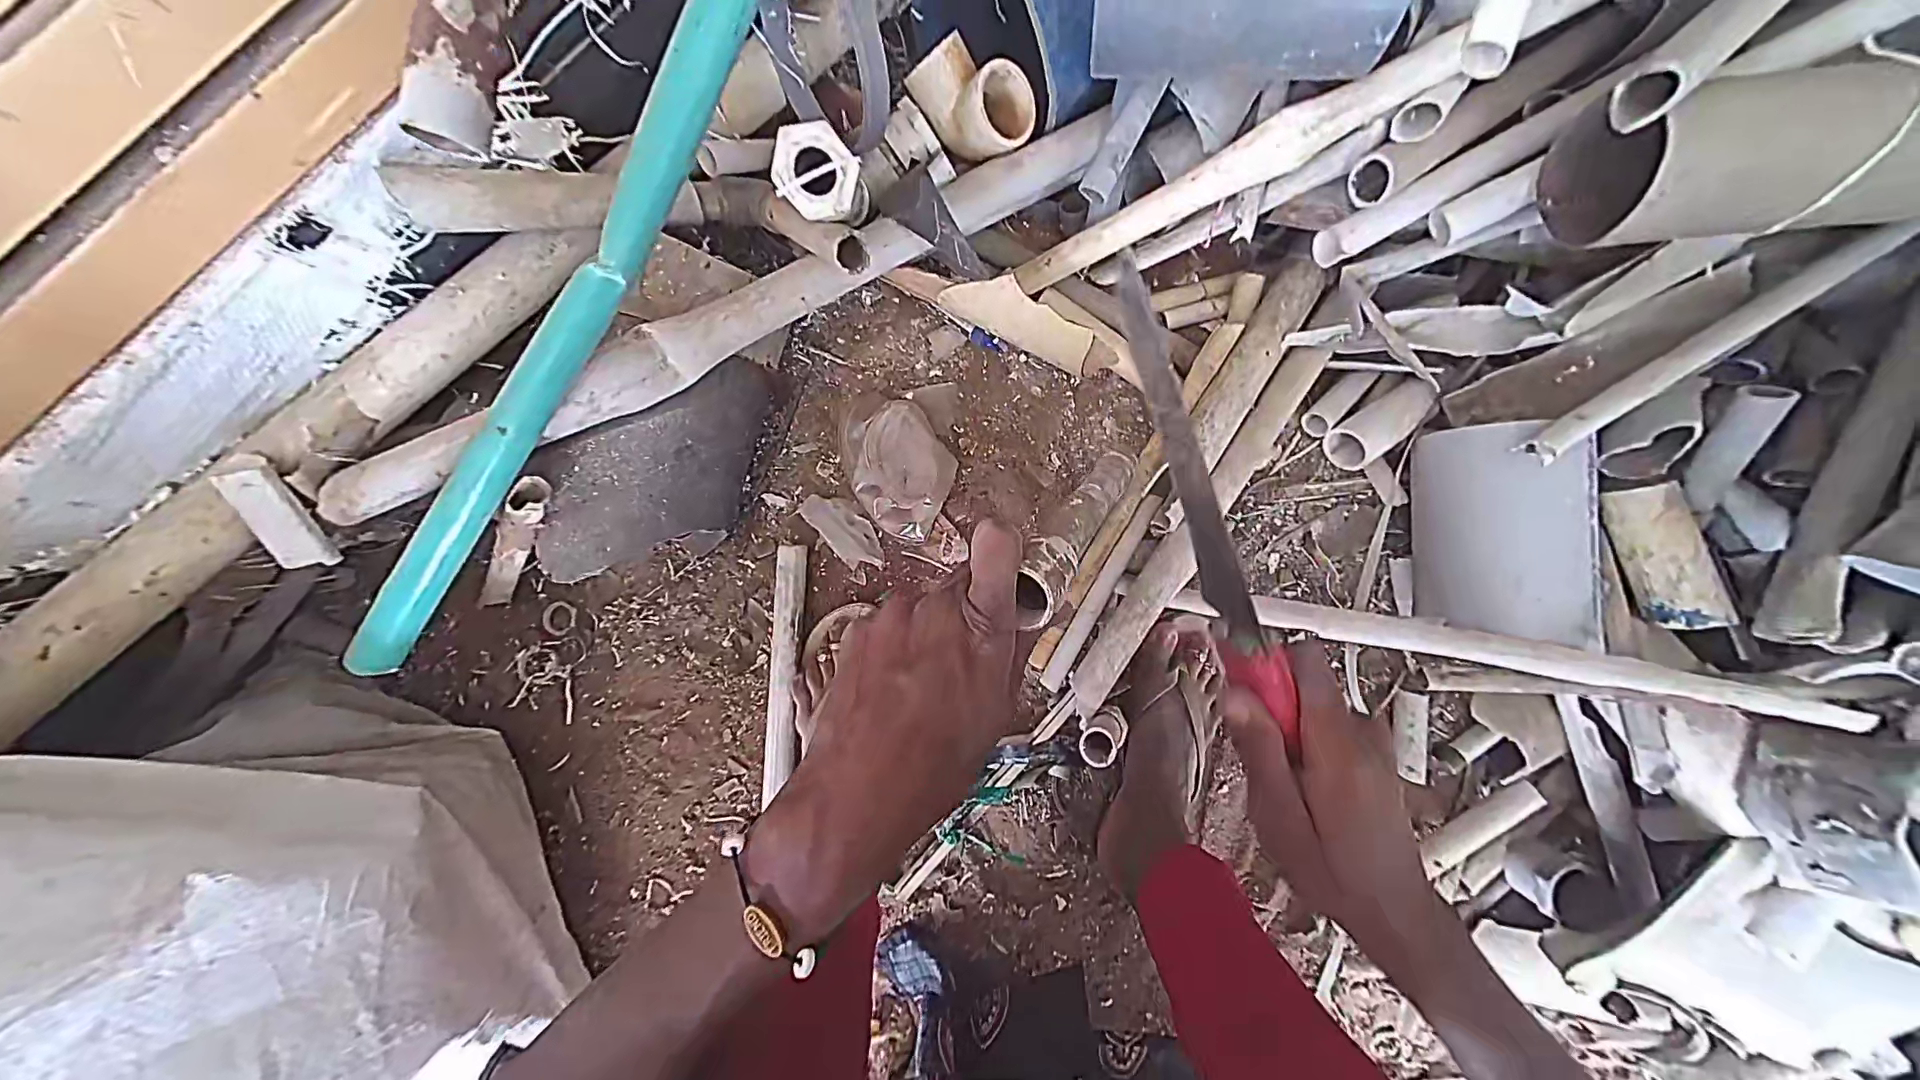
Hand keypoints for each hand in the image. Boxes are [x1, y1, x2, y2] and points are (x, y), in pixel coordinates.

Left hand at [743, 519, 1022, 941]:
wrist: (857, 792)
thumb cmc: (931, 763)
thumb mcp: (995, 712)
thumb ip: (1008, 653)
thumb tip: (1015, 624)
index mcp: (976, 624)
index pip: (996, 547)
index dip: (1002, 545)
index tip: (1005, 551)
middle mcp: (928, 608)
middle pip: (953, 592)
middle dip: (960, 617)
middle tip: (961, 663)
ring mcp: (885, 619)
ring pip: (917, 613)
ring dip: (923, 638)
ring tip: (921, 691)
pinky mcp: (854, 633)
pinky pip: (886, 631)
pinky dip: (893, 652)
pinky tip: (894, 694)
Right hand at [1225, 642, 1591, 1079]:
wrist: (1393, 908)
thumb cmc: (1334, 870)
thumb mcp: (1279, 815)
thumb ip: (1258, 748)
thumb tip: (1234, 693)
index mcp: (1338, 743)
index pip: (1303, 661)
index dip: (1262, 660)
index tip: (1235, 680)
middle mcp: (1361, 731)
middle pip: (1302, 680)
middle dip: (1268, 704)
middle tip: (1256, 752)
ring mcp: (1372, 740)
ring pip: (1310, 702)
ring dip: (1284, 725)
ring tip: (1281, 778)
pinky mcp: (1372, 750)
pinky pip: (1325, 720)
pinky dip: (1304, 737)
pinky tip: (1301, 782)